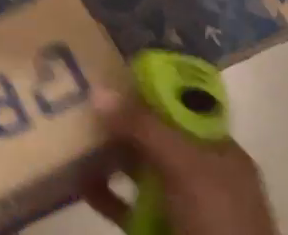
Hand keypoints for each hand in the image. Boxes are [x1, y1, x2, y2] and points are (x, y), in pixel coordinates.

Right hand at [83, 88, 278, 234]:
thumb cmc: (219, 222)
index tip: (107, 70)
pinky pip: (123, 205)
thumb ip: (144, 127)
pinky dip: (101, 192)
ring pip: (135, 168)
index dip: (146, 88)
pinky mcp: (157, 232)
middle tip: (77, 96)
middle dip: (118, 118)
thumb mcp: (186, 167)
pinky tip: (75, 179)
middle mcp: (197, 173)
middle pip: (152, 135)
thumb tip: (98, 89)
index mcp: (217, 152)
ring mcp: (177, 205)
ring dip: (104, 153)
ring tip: (68, 133)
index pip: (180, 107)